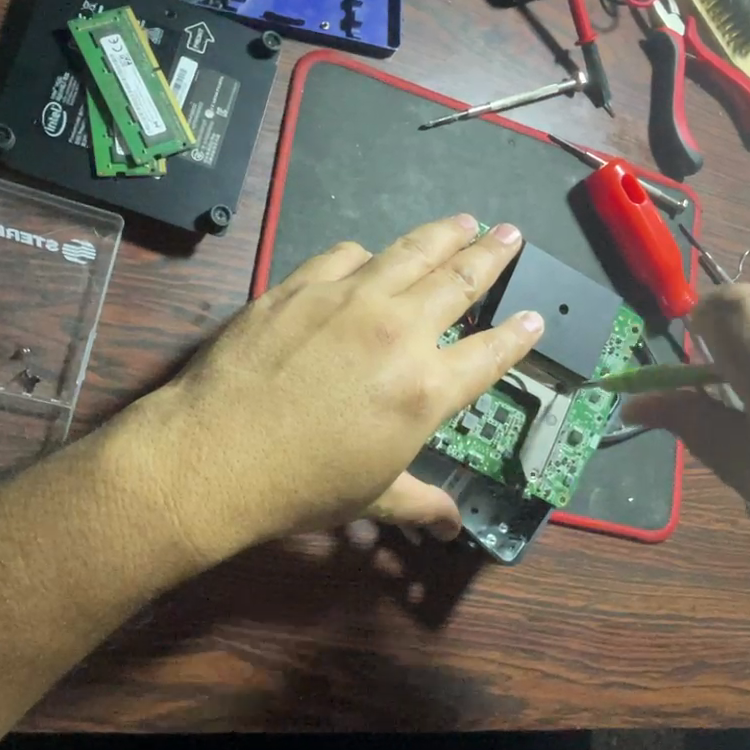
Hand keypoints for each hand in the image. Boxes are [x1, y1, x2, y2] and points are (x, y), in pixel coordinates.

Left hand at [118, 215, 543, 562]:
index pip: (490, 354)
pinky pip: (346, 255)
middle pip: (459, 280)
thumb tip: (452, 529)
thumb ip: (420, 504)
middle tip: (511, 234)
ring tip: (465, 220)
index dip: (518, 335)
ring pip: (410, 252)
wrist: (215, 455)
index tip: (534, 317)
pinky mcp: (301, 286)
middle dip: (493, 254)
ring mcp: (348, 300)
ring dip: (444, 234)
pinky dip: (366, 255)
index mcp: (426, 389)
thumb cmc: (301, 487)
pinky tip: (369, 256)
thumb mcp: (372, 500)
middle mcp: (398, 332)